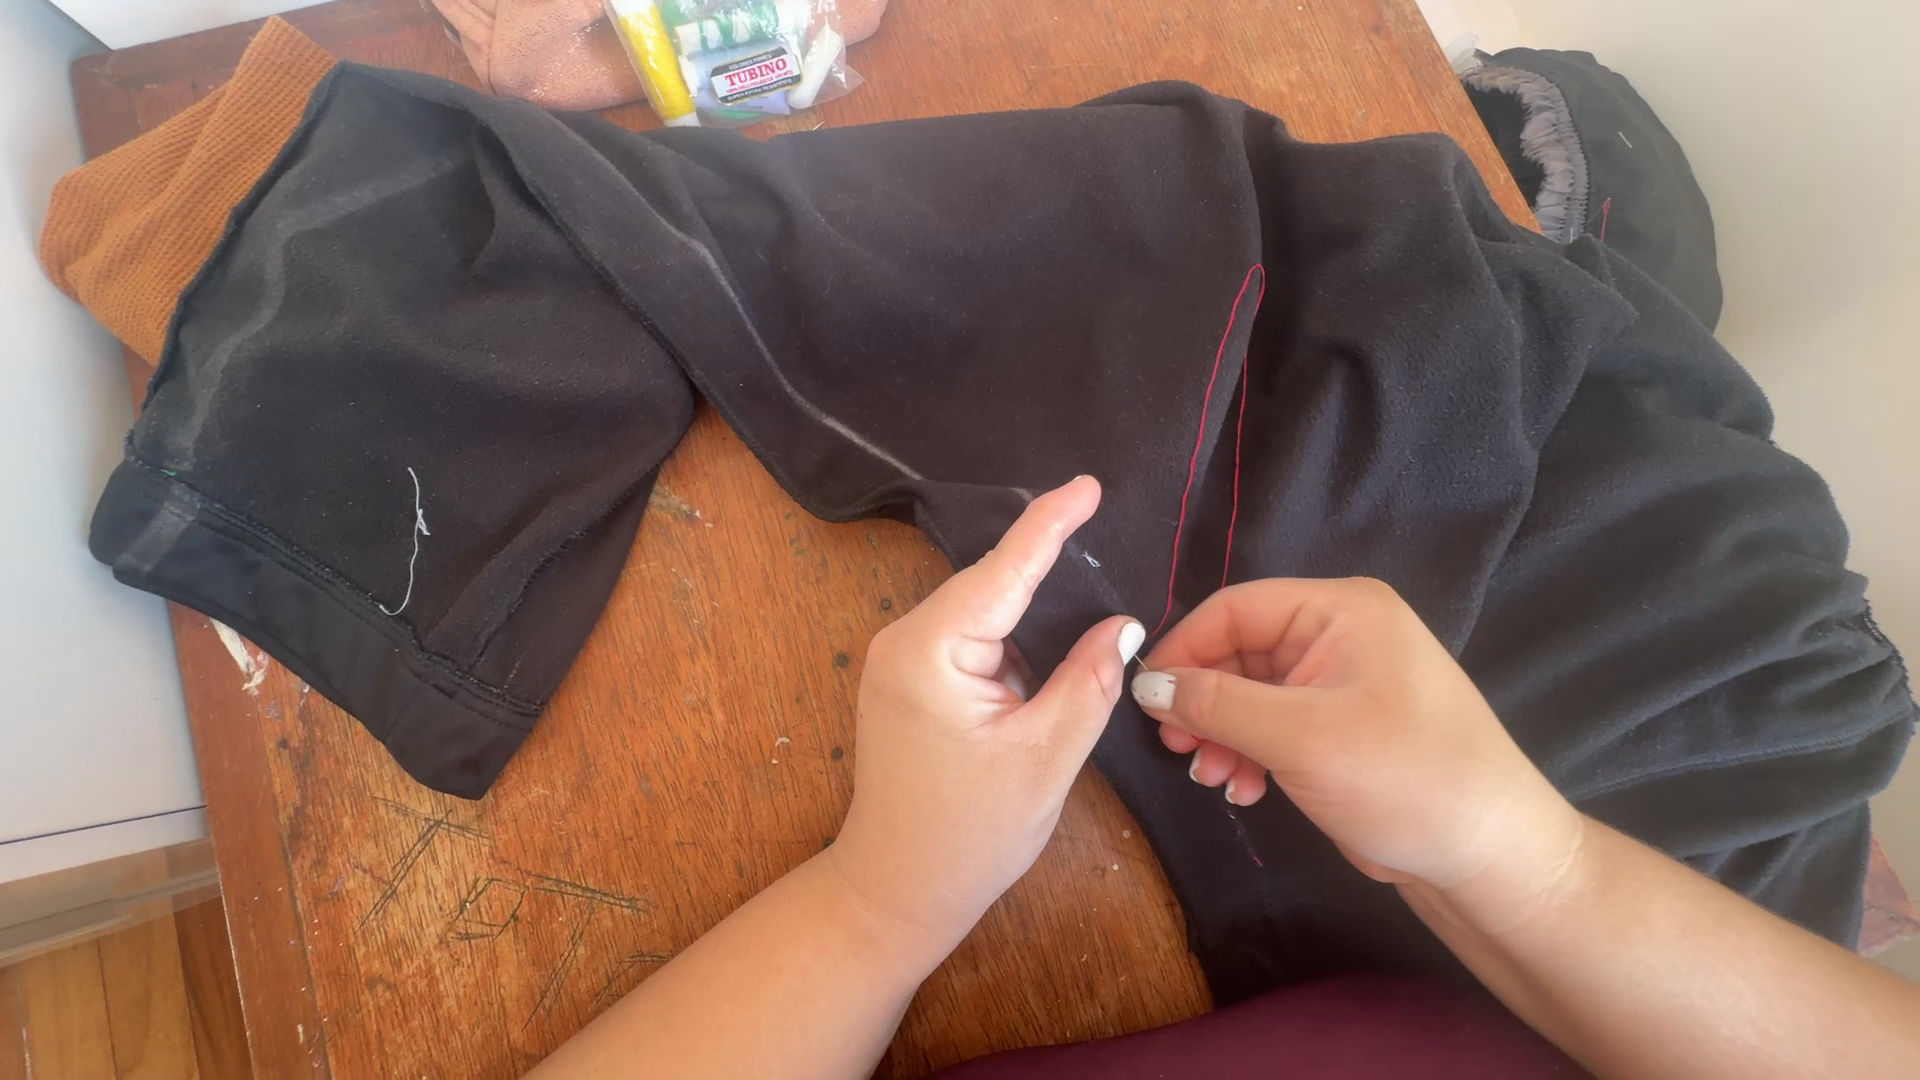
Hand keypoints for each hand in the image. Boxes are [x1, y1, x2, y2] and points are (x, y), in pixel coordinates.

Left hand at [829, 476, 1143, 939]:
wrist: (896, 890)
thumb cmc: (969, 834)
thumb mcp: (1044, 758)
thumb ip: (1087, 681)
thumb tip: (1122, 623)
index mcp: (931, 651)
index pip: (1003, 571)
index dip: (1049, 523)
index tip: (1088, 484)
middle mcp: (905, 640)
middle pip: (989, 586)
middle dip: (1046, 571)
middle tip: (1099, 539)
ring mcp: (900, 659)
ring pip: (982, 614)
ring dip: (1028, 620)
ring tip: (1074, 628)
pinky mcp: (908, 678)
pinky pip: (969, 639)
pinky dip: (1008, 645)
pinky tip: (1034, 668)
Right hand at [1130, 577, 1581, 897]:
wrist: (1492, 864)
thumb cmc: (1404, 778)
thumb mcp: (1299, 736)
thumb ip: (1213, 703)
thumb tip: (1143, 684)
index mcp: (1338, 610)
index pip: (1234, 609)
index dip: (1184, 648)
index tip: (1146, 696)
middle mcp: (1334, 634)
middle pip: (1236, 653)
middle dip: (1202, 702)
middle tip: (1174, 746)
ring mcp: (1334, 680)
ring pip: (1245, 692)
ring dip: (1220, 734)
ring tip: (1211, 776)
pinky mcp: (1333, 723)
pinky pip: (1266, 722)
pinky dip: (1245, 751)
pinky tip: (1242, 788)